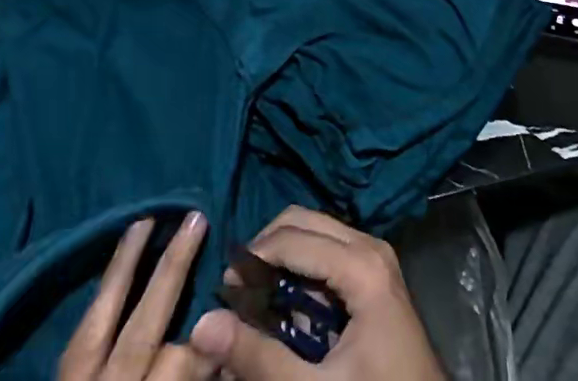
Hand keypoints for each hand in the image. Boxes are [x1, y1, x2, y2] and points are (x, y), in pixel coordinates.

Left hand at [59, 212, 213, 380]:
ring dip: (122, 268)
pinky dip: (98, 296)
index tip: (235, 297)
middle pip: (141, 328)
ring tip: (144, 221)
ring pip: (98, 321)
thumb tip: (220, 355)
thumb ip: (185, 379)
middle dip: (169, 270)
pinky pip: (79, 335)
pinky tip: (115, 265)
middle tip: (196, 218)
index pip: (179, 362)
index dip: (208, 332)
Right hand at [187, 206, 446, 380]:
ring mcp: (374, 256)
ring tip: (255, 303)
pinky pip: (328, 252)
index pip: (291, 236)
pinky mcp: (374, 272)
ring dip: (281, 259)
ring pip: (314, 232)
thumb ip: (259, 357)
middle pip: (302, 220)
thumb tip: (203, 324)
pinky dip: (300, 270)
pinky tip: (285, 309)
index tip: (223, 295)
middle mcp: (369, 245)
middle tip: (237, 294)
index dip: (250, 260)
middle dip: (264, 250)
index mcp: (361, 264)